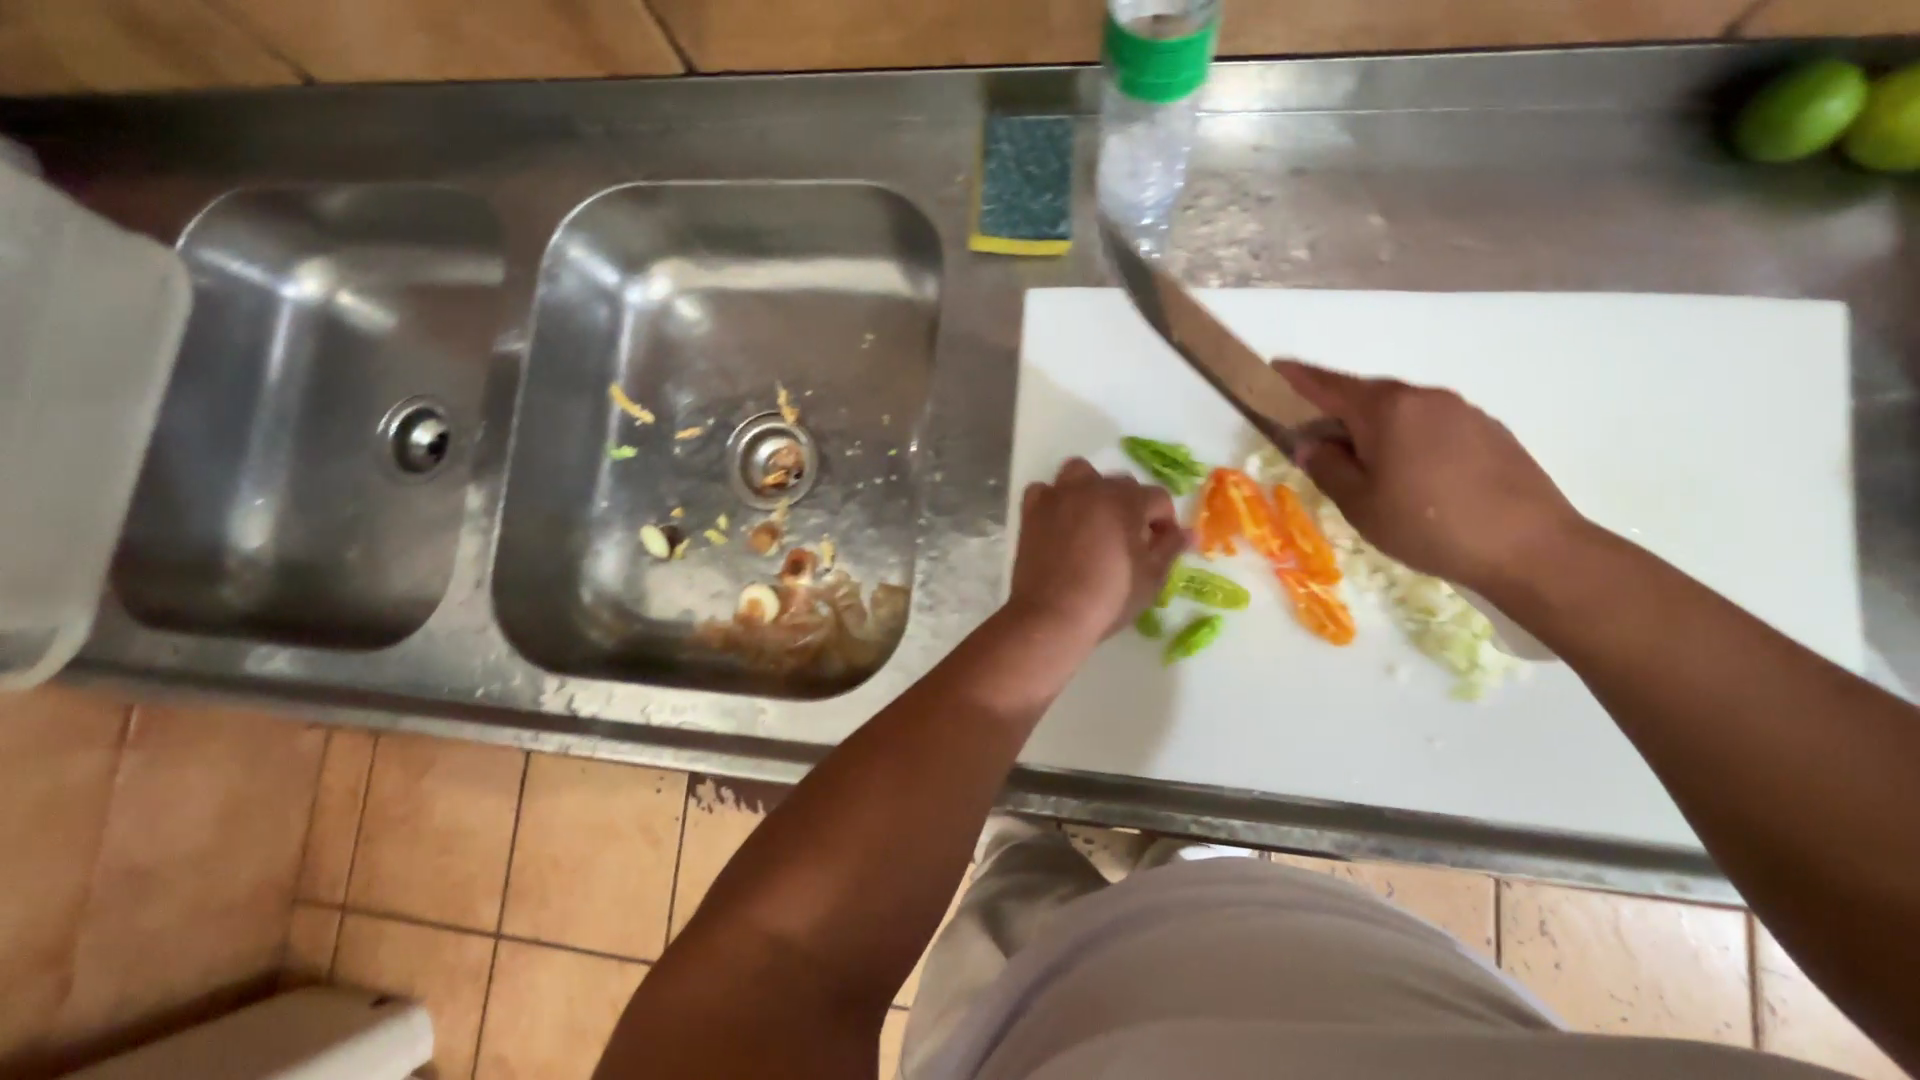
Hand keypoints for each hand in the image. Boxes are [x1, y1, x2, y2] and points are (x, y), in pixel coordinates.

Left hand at [1008, 459, 1184, 648]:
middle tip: (1129, 541)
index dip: (1165, 522)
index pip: (1158, 498)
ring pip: (1080, 474)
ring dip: (1092, 490)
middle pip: (1121, 484)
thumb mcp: (1152, 577)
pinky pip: (1045, 491)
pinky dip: (1054, 500)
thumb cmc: (1110, 597)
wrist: (1053, 615)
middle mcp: (1092, 488)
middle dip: (1131, 507)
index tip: (1161, 547)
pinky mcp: (1031, 511)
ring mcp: (1058, 496)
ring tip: (1095, 521)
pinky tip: (1060, 522)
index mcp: (1126, 500)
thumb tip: (1187, 532)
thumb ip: (1170, 548)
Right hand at [1275, 361, 1588, 594]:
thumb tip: (1310, 443)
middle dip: (1340, 412)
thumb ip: (1328, 467)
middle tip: (1320, 443)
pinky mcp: (1489, 431)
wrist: (1529, 546)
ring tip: (1369, 469)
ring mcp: (1463, 411)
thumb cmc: (1428, 526)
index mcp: (1386, 409)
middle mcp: (1424, 397)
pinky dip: (1411, 440)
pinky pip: (1434, 426)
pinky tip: (1415, 477)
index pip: (1329, 385)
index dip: (1298, 378)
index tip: (1276, 369)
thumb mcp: (1360, 504)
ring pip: (1404, 412)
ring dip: (1378, 430)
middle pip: (1368, 396)